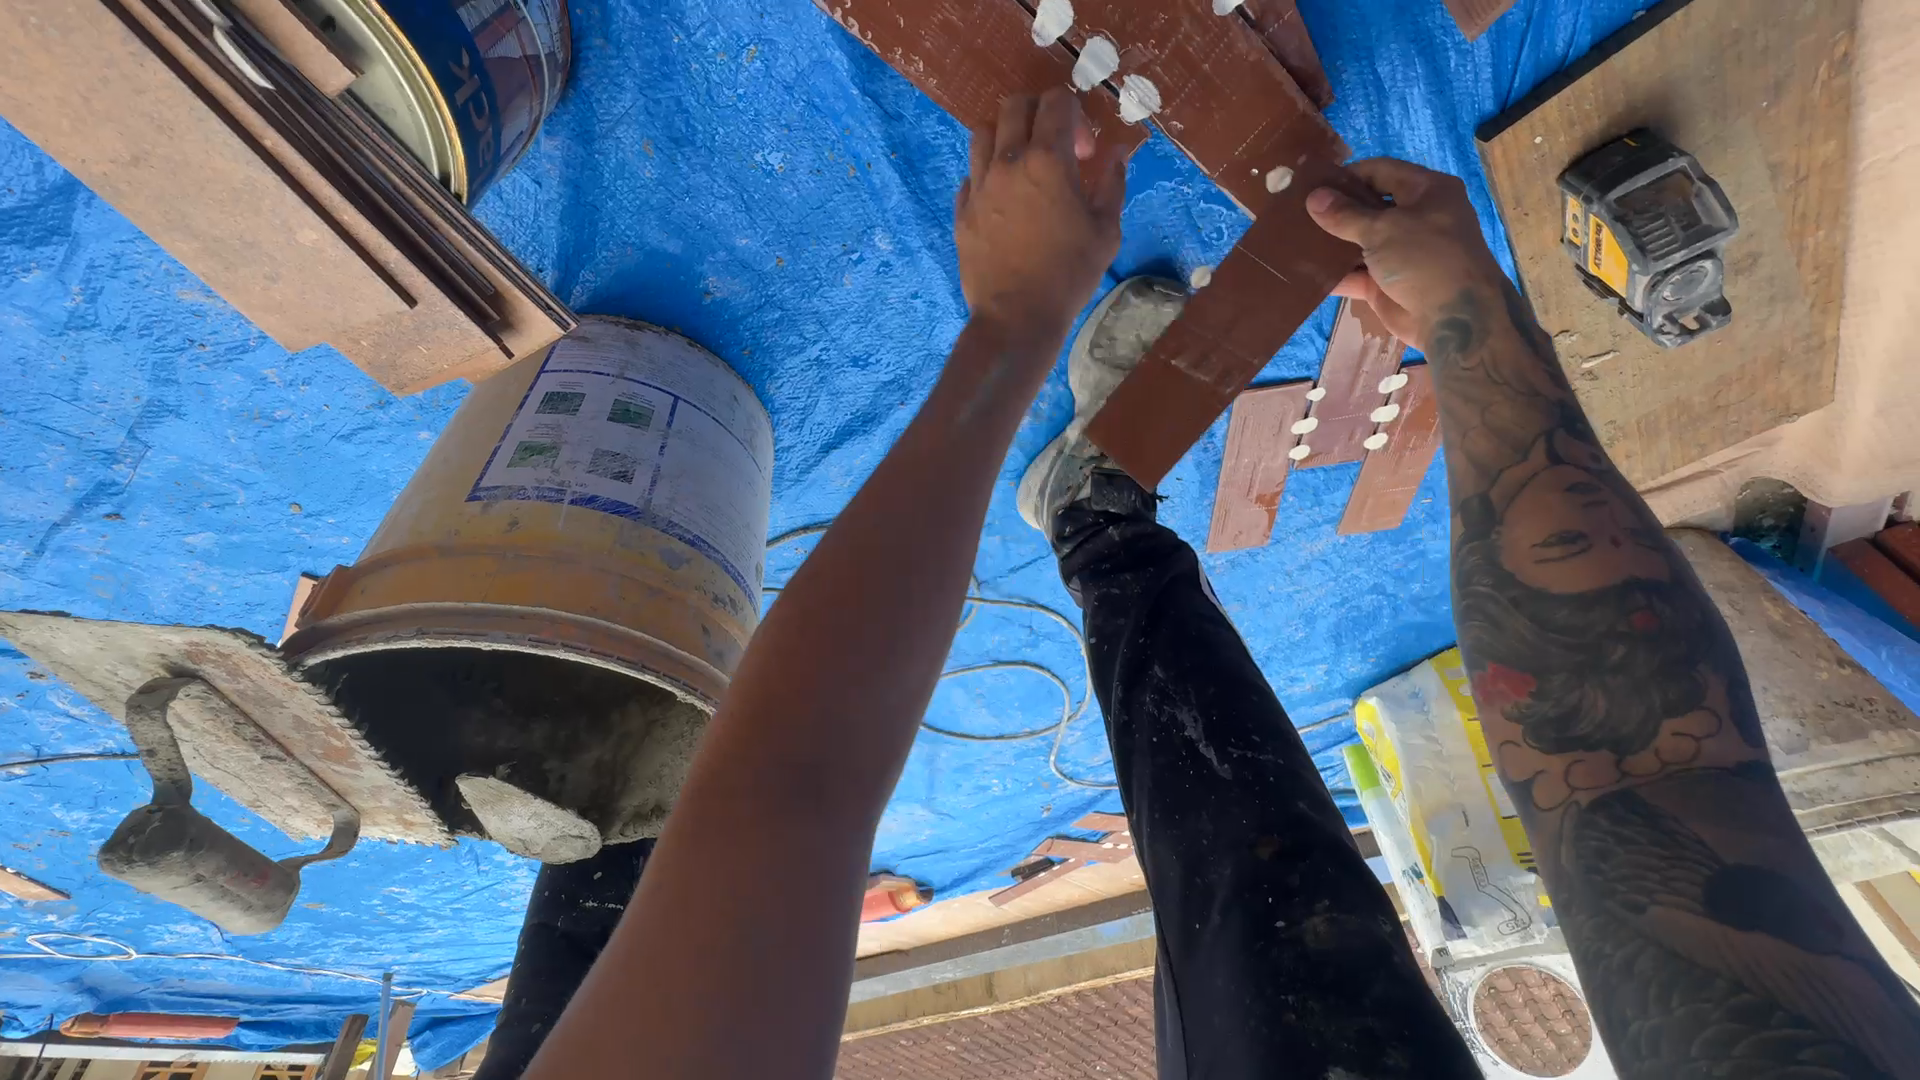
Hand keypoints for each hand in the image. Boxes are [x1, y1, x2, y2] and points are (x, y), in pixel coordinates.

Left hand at [954, 89, 1127, 341]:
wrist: (1016, 318)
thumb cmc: (1068, 277)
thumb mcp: (1106, 232)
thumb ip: (1112, 184)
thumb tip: (1117, 153)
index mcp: (1047, 160)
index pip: (1056, 101)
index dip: (1075, 116)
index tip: (1083, 152)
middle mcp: (1007, 163)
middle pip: (1013, 106)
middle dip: (1038, 114)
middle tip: (1053, 148)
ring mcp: (978, 187)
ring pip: (983, 133)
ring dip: (1006, 137)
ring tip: (1022, 166)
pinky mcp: (962, 212)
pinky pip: (970, 175)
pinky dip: (987, 174)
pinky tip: (1002, 200)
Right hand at [1305, 158, 1506, 350]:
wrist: (1451, 315)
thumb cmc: (1424, 257)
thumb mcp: (1382, 229)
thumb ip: (1345, 215)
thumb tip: (1313, 197)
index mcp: (1426, 191)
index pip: (1381, 172)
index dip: (1348, 176)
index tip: (1312, 185)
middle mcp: (1414, 218)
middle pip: (1368, 207)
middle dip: (1335, 211)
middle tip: (1297, 213)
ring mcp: (1400, 252)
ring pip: (1359, 243)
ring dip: (1331, 244)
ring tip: (1294, 240)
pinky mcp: (1386, 283)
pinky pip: (1355, 274)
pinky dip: (1334, 275)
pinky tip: (1304, 273)